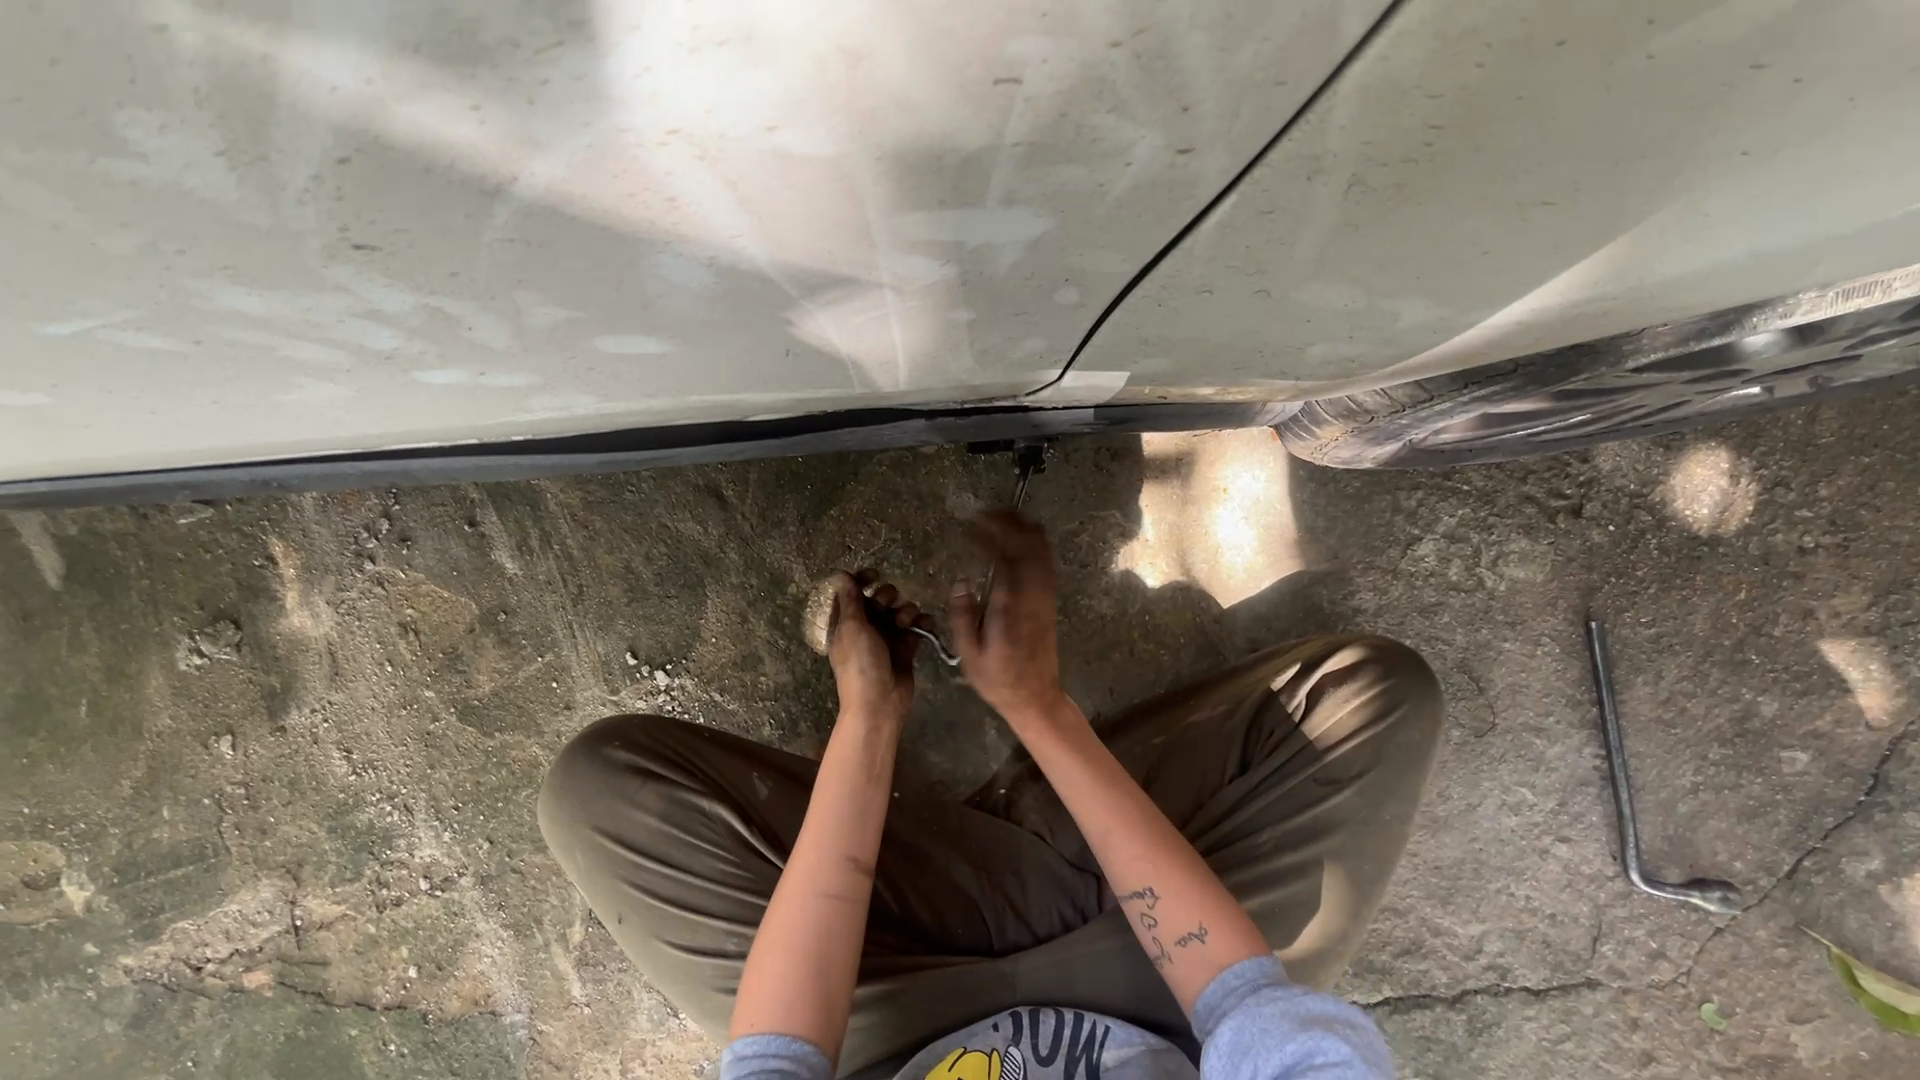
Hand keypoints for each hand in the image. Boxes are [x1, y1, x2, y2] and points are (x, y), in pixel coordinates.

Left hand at [827, 569, 927, 724]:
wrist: (880, 703)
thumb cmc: (860, 664)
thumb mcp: (852, 628)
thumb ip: (851, 600)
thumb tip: (840, 573)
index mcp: (846, 622)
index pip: (852, 592)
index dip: (862, 580)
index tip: (875, 575)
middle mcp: (865, 627)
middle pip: (879, 599)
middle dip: (887, 597)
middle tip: (889, 605)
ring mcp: (887, 637)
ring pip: (900, 611)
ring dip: (906, 611)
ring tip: (907, 622)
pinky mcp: (906, 648)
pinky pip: (916, 627)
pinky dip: (922, 623)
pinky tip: (926, 625)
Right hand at [950, 511, 1073, 727]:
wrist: (1036, 697)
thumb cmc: (998, 679)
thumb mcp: (969, 654)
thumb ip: (964, 617)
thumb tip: (961, 583)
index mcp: (1009, 607)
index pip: (1003, 559)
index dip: (989, 536)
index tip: (971, 525)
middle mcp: (1032, 597)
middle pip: (1028, 548)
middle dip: (1009, 523)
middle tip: (986, 511)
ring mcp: (1045, 598)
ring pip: (1042, 552)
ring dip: (1024, 529)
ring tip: (1003, 515)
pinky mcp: (1049, 602)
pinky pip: (1047, 564)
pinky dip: (1036, 544)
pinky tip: (1023, 537)